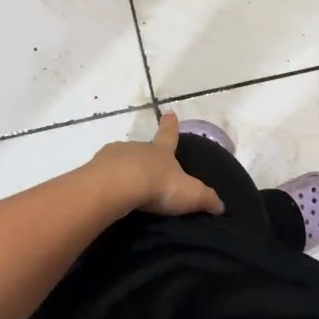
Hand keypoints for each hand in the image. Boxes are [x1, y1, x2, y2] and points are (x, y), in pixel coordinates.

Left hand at [91, 112, 225, 216]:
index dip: (171, 126)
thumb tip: (221, 205)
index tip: (169, 113)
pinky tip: (110, 194)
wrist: (118, 186)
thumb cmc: (158, 185)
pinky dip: (109, 182)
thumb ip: (206, 198)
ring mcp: (115, 155)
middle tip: (147, 170)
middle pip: (143, 149)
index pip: (169, 135)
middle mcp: (138, 147)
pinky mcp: (96, 168)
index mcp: (161, 151)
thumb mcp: (190, 193)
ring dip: (125, 170)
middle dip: (145, 157)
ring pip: (122, 160)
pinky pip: (105, 174)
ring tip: (128, 187)